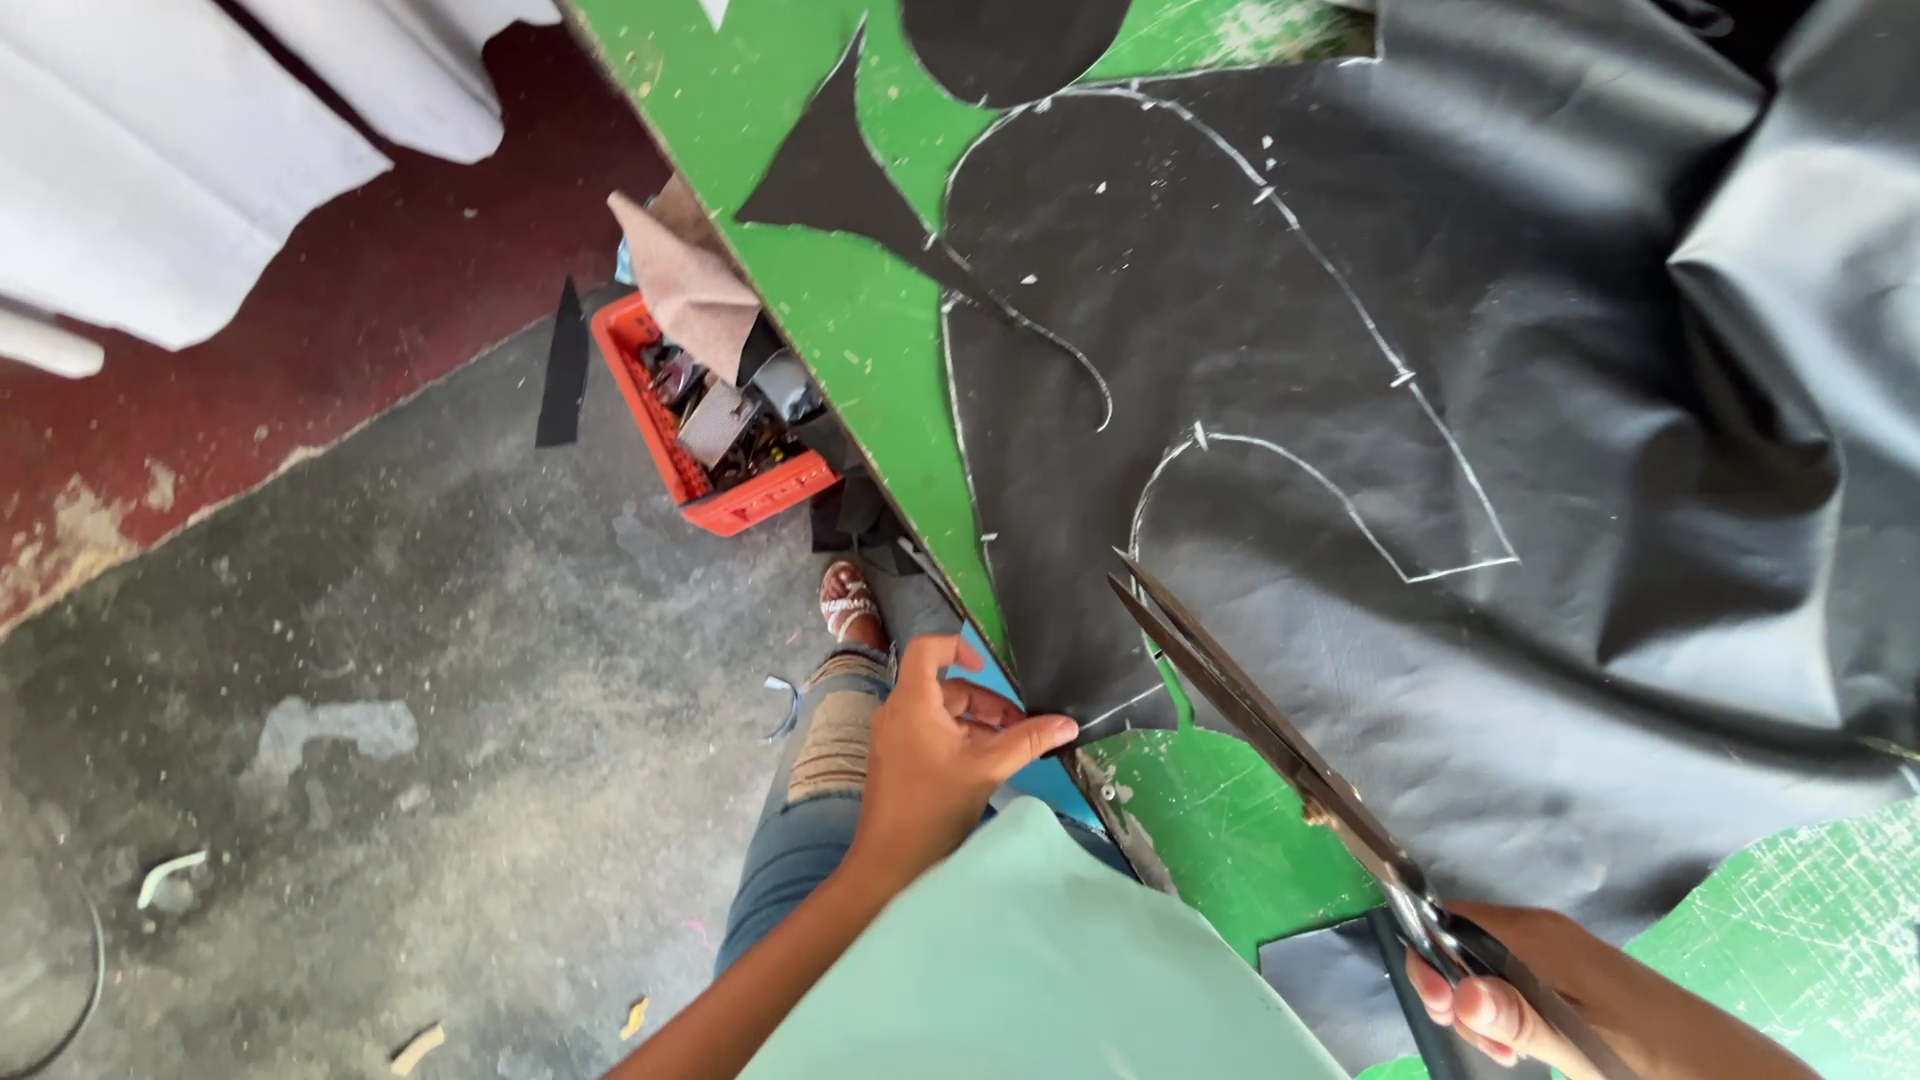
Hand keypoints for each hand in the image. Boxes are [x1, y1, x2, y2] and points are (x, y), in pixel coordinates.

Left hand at [845, 634, 1079, 888]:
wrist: (889, 862)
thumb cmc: (934, 807)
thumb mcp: (988, 768)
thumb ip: (1028, 741)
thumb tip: (1067, 724)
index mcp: (913, 701)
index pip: (927, 648)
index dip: (958, 647)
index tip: (988, 667)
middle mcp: (898, 710)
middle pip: (947, 687)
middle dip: (986, 703)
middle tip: (1020, 727)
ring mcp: (894, 734)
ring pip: (942, 712)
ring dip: (977, 723)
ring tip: (1009, 748)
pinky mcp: (896, 756)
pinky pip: (931, 731)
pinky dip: (959, 738)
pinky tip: (985, 763)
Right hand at [1405, 902, 1817, 1079]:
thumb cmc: (1663, 1063)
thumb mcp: (1586, 1048)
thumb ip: (1519, 1019)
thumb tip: (1458, 994)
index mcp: (1535, 934)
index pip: (1447, 920)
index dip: (1428, 957)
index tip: (1439, 1008)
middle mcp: (1540, 931)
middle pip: (1462, 944)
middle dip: (1455, 991)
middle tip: (1482, 1043)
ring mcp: (1561, 953)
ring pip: (1487, 966)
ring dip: (1481, 1008)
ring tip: (1509, 1055)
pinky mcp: (1577, 977)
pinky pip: (1518, 979)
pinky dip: (1509, 1011)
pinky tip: (1527, 1048)